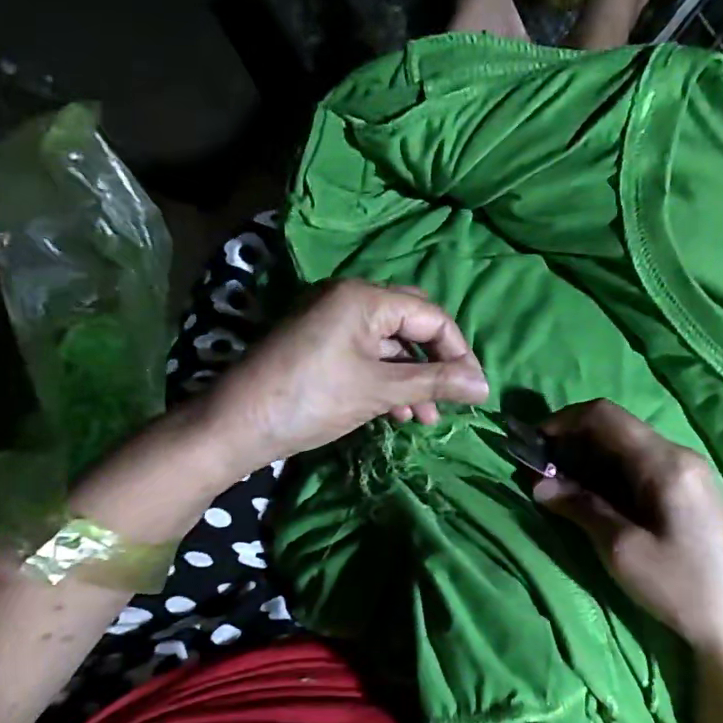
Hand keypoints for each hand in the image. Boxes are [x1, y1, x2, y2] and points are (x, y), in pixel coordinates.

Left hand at [204, 279, 489, 470]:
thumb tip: (485, 388)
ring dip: (412, 377)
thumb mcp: (379, 390)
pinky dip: (386, 379)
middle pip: (412, 324)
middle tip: (451, 396)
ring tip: (425, 417)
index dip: (458, 352)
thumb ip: (434, 383)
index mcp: (365, 297)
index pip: (431, 316)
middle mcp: (350, 298)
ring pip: (390, 343)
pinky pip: (367, 354)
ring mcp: (332, 320)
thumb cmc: (311, 399)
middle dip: (435, 362)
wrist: (237, 425)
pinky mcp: (320, 343)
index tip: (474, 391)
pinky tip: (397, 412)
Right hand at [533, 399, 722, 657]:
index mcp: (665, 462)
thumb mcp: (622, 549)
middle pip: (616, 429)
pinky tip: (591, 499)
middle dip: (572, 442)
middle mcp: (679, 456)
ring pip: (627, 449)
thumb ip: (581, 507)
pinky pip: (640, 468)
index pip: (606, 416)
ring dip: (588, 460)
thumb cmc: (682, 586)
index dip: (564, 421)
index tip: (532, 443)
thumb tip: (538, 483)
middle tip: (538, 470)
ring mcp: (688, 474)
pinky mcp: (690, 493)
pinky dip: (609, 475)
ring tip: (557, 486)